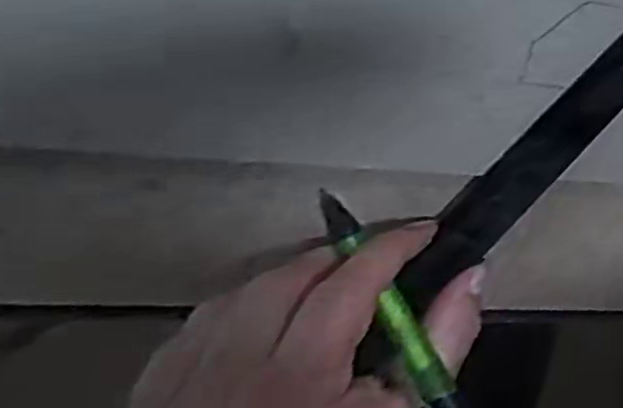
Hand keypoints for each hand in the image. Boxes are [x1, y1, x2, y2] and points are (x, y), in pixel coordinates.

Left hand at [131, 222, 482, 407]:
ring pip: (237, 296)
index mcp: (297, 378)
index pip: (351, 278)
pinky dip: (238, 311)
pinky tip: (267, 323)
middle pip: (289, 277)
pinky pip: (192, 333)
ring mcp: (179, 392)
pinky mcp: (150, 404)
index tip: (427, 232)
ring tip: (330, 284)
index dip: (395, 243)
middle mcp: (230, 376)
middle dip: (343, 255)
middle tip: (382, 259)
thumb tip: (471, 275)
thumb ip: (444, 340)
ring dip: (290, 278)